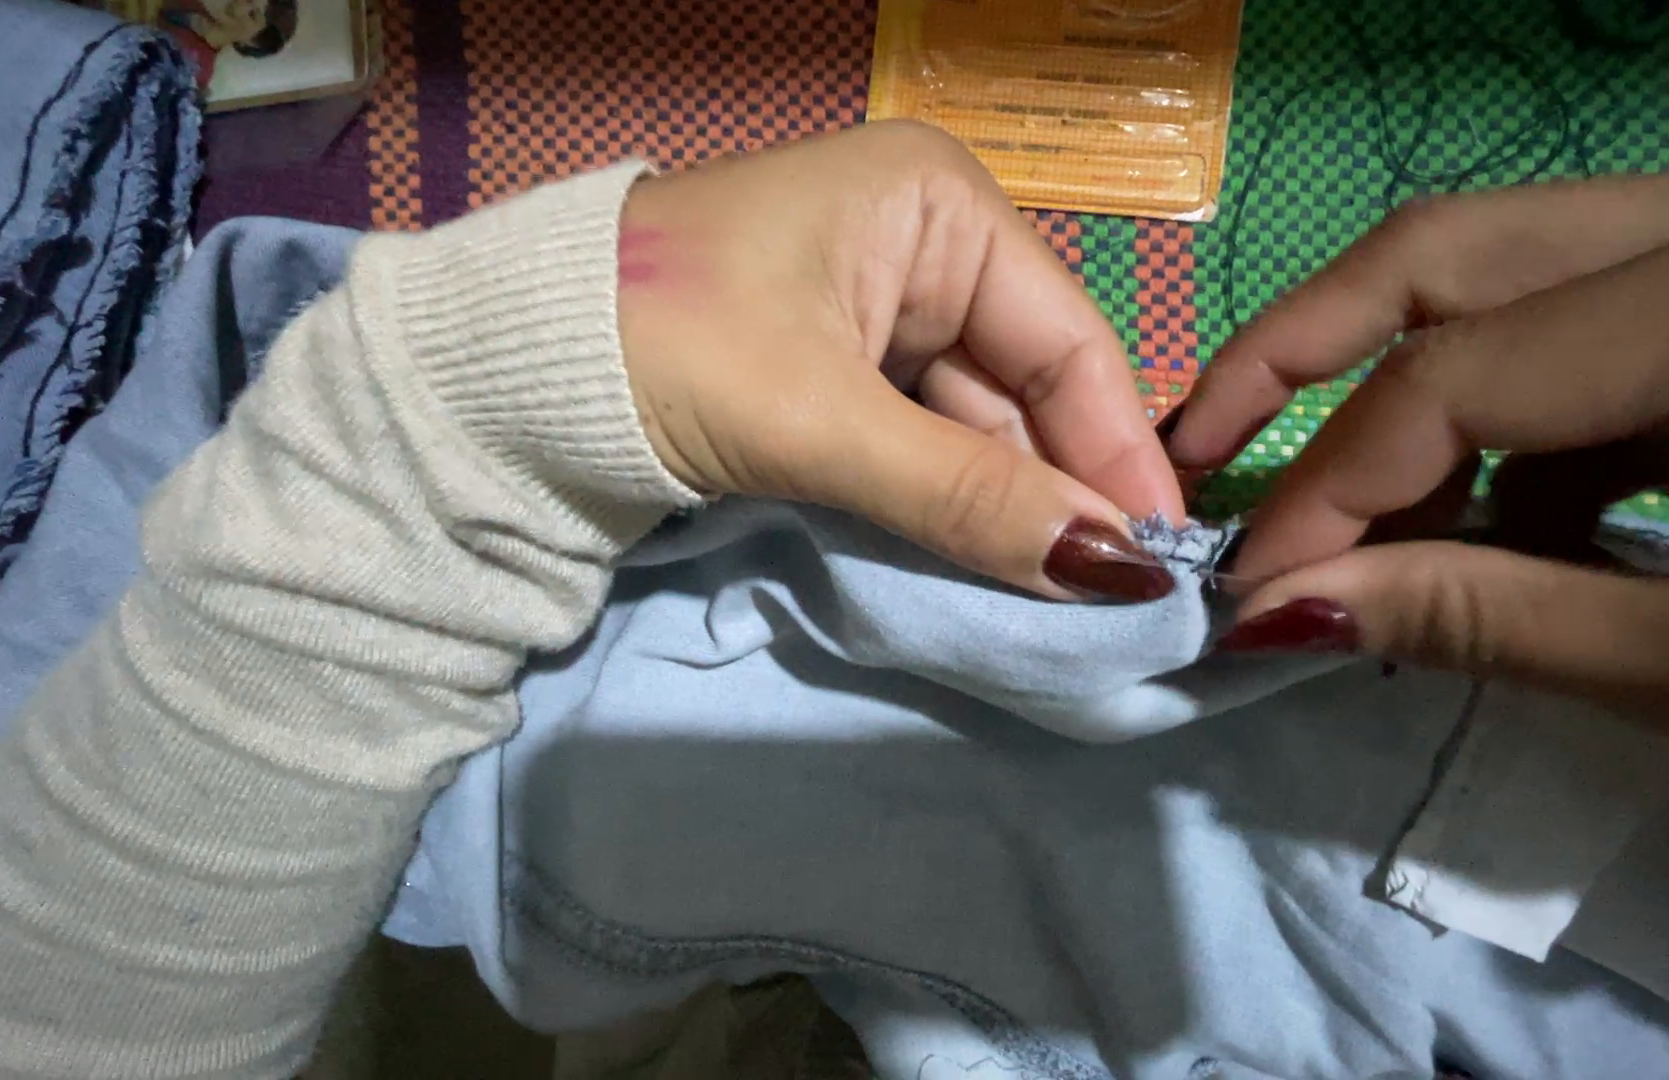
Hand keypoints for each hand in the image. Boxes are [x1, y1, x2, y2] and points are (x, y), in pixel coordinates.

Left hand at [616, 121, 1185, 600]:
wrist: (510, 370)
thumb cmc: (666, 348)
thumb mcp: (821, 420)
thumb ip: (964, 494)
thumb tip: (1107, 568)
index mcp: (937, 208)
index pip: (1066, 340)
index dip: (1117, 451)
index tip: (1158, 553)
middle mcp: (923, 251)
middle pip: (1027, 387)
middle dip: (1062, 489)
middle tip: (1115, 595)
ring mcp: (882, 317)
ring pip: (976, 426)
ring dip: (1008, 507)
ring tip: (1063, 594)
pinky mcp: (844, 376)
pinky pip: (924, 444)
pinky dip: (950, 504)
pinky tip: (989, 558)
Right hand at [1167, 160, 1668, 784]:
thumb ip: (1481, 623)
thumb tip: (1274, 618)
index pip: (1457, 377)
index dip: (1329, 490)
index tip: (1254, 589)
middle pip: (1442, 251)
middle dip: (1290, 355)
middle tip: (1198, 445)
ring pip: (1486, 283)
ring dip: (1387, 412)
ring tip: (1344, 524)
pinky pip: (1557, 352)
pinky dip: (1482, 446)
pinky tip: (1480, 534)